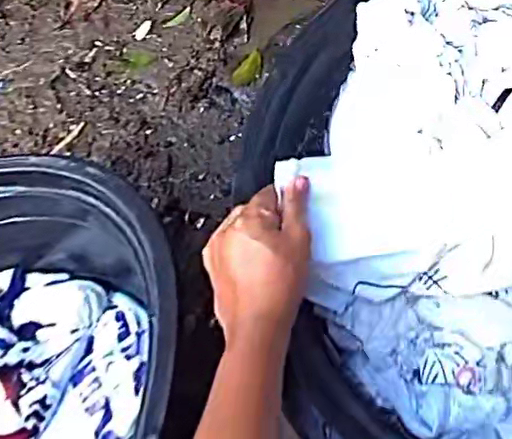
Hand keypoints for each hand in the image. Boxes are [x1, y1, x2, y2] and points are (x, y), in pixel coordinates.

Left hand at [203, 177, 311, 349]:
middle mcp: (226, 230)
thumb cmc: (278, 289)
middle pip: (255, 210)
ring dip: (256, 236)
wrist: (257, 329)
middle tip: (286, 243)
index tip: (294, 220)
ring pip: (243, 228)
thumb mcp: (299, 239)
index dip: (287, 205)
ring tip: (272, 260)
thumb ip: (297, 205)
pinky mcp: (213, 268)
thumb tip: (296, 181)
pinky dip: (243, 252)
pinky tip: (258, 269)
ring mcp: (216, 250)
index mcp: (247, 218)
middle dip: (271, 221)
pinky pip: (232, 247)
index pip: (270, 192)